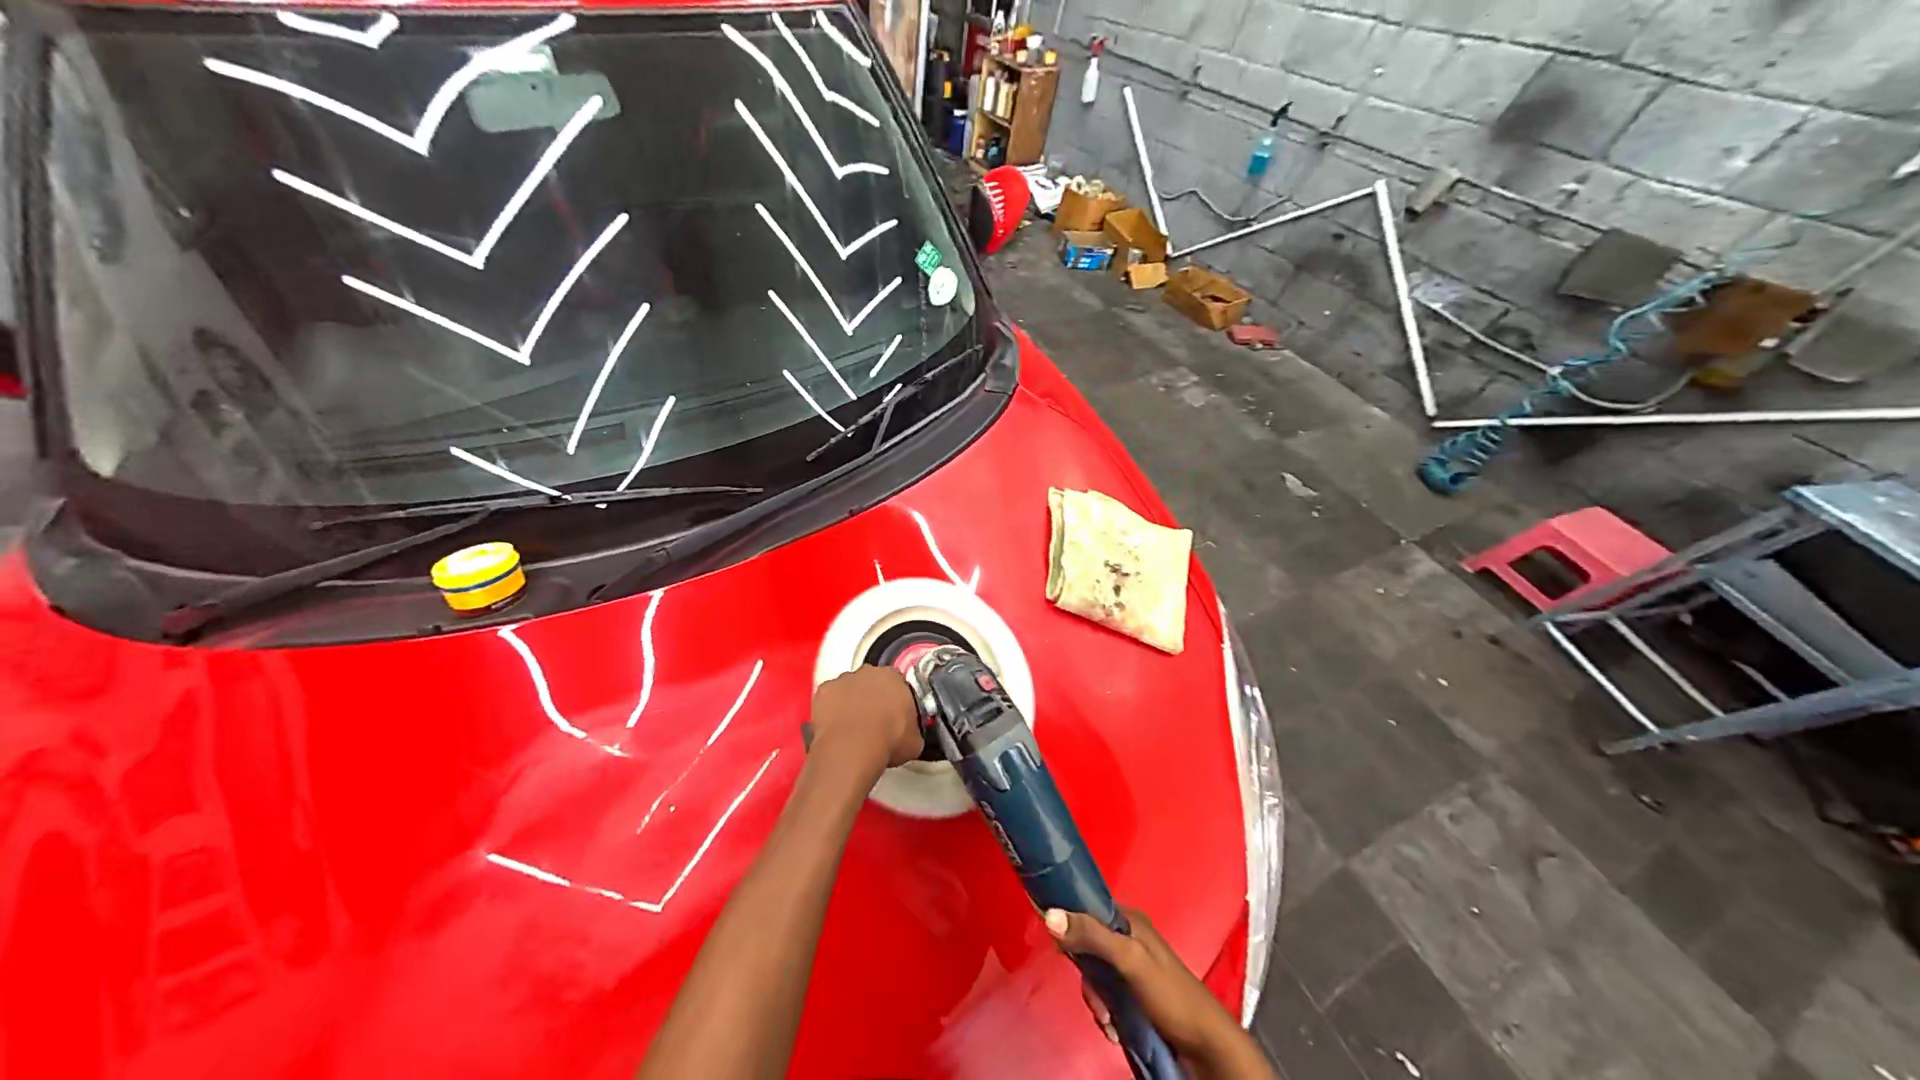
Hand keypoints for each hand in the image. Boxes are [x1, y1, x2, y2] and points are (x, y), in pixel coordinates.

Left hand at [805, 666, 922, 775]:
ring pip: (848, 688)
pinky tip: (835, 727)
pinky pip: (828, 698)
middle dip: (872, 697)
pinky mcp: (824, 690)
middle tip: (873, 722)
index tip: (893, 717)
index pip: (898, 684)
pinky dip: (830, 709)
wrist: (853, 747)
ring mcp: (844, 680)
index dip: (895, 701)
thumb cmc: (886, 740)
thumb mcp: (914, 741)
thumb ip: (913, 731)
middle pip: (871, 682)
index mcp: (895, 678)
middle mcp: (869, 672)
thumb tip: (912, 738)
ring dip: (850, 702)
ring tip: (851, 728)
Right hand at [1045, 907, 1275, 1079]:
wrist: (1207, 1047)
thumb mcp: (1130, 961)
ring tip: (1109, 1021)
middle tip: (1097, 1000)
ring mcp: (1133, 967)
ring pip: (1095, 975)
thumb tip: (1049, 914)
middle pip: (1088, 947)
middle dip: (1087, 977)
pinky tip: (1114, 1028)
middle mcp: (1130, 939)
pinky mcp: (1135, 993)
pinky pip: (1106, 995)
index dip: (1071, 925)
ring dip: (1097, 1000)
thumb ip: (1092, 936)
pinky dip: (1106, 1012)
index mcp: (1130, 921)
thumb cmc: (1171, 996)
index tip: (1061, 949)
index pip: (1088, 909)